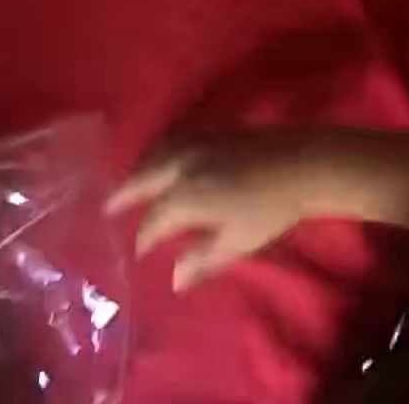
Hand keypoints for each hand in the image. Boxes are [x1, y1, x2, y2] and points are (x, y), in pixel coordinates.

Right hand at [105, 131, 369, 290]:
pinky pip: (175, 138)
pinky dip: (160, 149)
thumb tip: (174, 279)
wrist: (301, 162)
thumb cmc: (269, 208)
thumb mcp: (237, 242)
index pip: (154, 218)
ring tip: (131, 181)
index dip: (145, 236)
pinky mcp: (214, 130)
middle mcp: (185, 163)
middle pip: (145, 175)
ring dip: (141, 167)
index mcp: (187, 194)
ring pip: (158, 152)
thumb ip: (202, 259)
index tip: (140, 249)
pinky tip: (164, 157)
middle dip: (126, 192)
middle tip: (108, 206)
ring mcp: (199, 142)